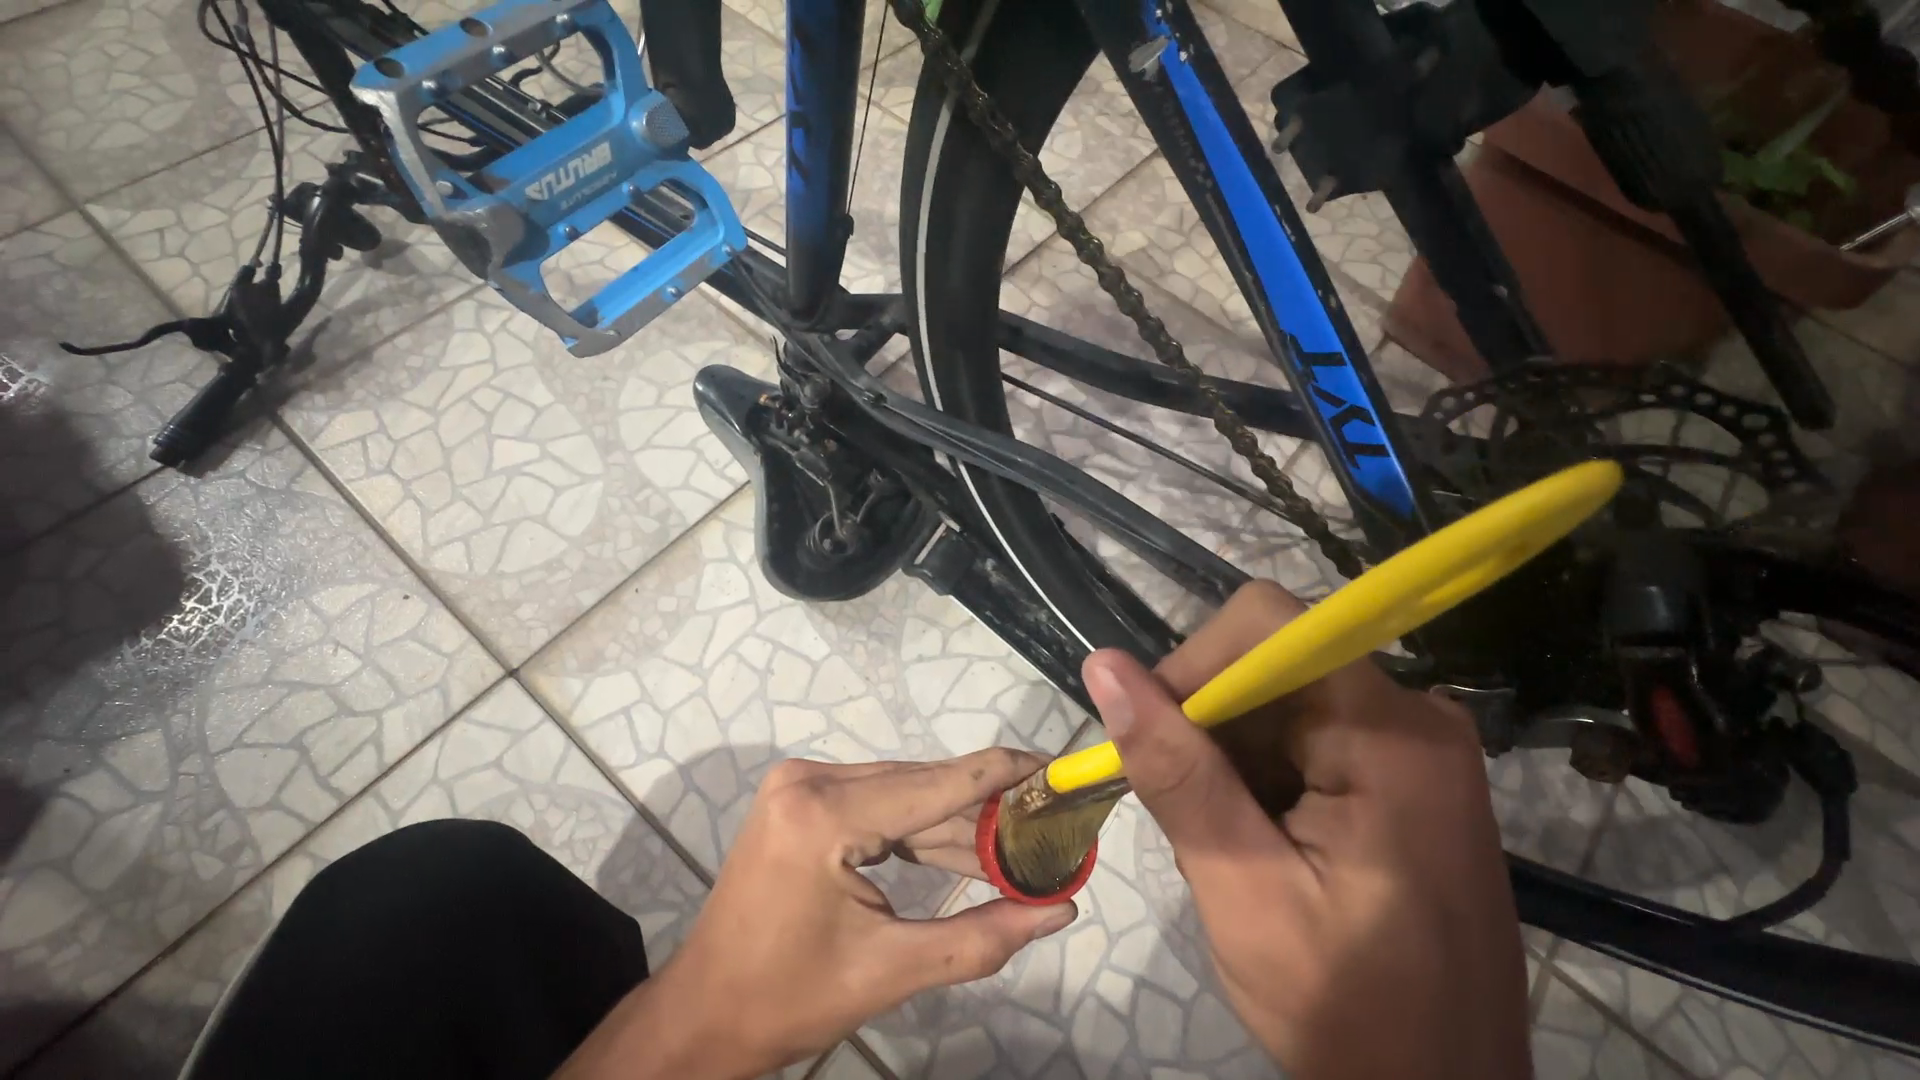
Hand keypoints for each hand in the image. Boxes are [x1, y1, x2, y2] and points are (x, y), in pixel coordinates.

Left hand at [553, 750, 1078, 1079]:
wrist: (703, 1013)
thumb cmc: (788, 999)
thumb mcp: (890, 972)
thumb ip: (982, 937)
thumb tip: (1059, 910)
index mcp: (826, 813)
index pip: (940, 783)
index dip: (1007, 774)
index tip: (1060, 771)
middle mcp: (812, 780)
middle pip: (925, 786)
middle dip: (988, 811)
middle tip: (1050, 828)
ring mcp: (803, 785)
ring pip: (905, 794)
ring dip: (957, 825)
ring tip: (1019, 850)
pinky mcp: (802, 800)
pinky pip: (879, 804)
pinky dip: (920, 831)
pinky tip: (966, 855)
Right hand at [1086, 580, 1531, 1079]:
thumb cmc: (1349, 1010)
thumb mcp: (1243, 891)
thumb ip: (1176, 772)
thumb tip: (1103, 665)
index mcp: (1391, 734)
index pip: (1268, 628)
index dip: (1194, 664)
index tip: (1152, 737)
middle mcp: (1414, 715)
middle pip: (1271, 662)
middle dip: (1208, 725)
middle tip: (1188, 816)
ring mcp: (1414, 745)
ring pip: (1278, 700)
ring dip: (1229, 757)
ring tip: (1228, 843)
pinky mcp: (1405, 773)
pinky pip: (1305, 734)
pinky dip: (1260, 775)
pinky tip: (1261, 842)